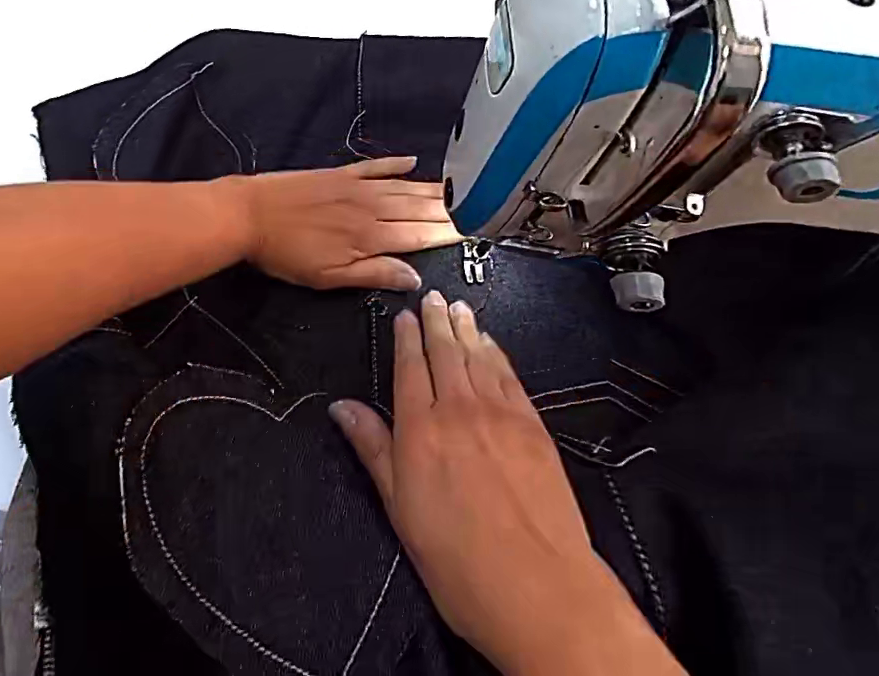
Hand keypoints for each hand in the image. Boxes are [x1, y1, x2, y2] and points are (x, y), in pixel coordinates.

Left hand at [230, 157, 457, 291]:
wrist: (250, 214)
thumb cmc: (287, 253)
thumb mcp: (329, 277)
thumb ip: (374, 274)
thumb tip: (414, 278)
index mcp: (370, 236)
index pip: (420, 234)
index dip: (447, 233)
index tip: (471, 230)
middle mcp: (371, 208)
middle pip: (418, 208)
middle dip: (450, 208)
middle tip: (477, 205)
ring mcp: (357, 187)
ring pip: (404, 188)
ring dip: (432, 189)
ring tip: (457, 189)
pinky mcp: (341, 174)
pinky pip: (376, 167)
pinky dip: (395, 164)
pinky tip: (412, 162)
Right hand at [330, 293, 683, 674]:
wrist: (535, 581)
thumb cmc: (461, 560)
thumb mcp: (400, 508)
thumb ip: (373, 448)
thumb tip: (344, 410)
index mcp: (421, 430)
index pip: (410, 366)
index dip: (406, 337)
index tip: (404, 318)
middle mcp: (459, 409)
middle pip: (445, 351)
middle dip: (436, 320)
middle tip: (432, 297)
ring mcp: (499, 411)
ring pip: (477, 355)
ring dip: (466, 327)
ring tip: (457, 307)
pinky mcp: (531, 421)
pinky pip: (508, 373)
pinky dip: (496, 351)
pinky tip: (491, 342)